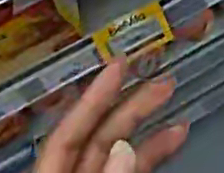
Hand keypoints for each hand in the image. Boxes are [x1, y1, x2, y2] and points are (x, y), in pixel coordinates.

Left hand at [35, 60, 187, 172]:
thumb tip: (126, 146)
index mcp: (50, 170)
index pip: (70, 129)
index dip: (95, 95)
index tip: (120, 61)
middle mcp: (68, 172)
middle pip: (99, 134)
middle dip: (132, 104)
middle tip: (161, 78)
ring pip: (118, 151)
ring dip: (148, 125)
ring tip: (172, 95)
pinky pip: (129, 171)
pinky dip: (151, 154)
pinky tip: (173, 135)